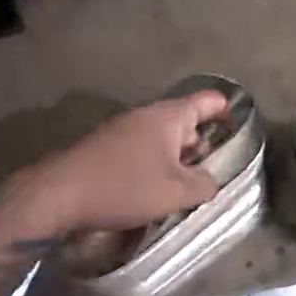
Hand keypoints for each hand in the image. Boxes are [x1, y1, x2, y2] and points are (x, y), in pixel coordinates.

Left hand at [3, 91, 230, 236]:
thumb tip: (210, 181)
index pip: (207, 101)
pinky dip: (154, 163)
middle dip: (200, 145)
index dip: (227, 112)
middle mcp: (145, 115)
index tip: (237, 131)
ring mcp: (122, 129)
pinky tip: (152, 189)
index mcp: (168, 117)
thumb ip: (204, 185)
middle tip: (210, 172)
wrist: (59, 193)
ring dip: (176, 158)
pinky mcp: (105, 147)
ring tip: (183, 186)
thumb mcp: (176, 192)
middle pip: (184, 121)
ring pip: (161, 138)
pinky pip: (141, 149)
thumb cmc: (125, 187)